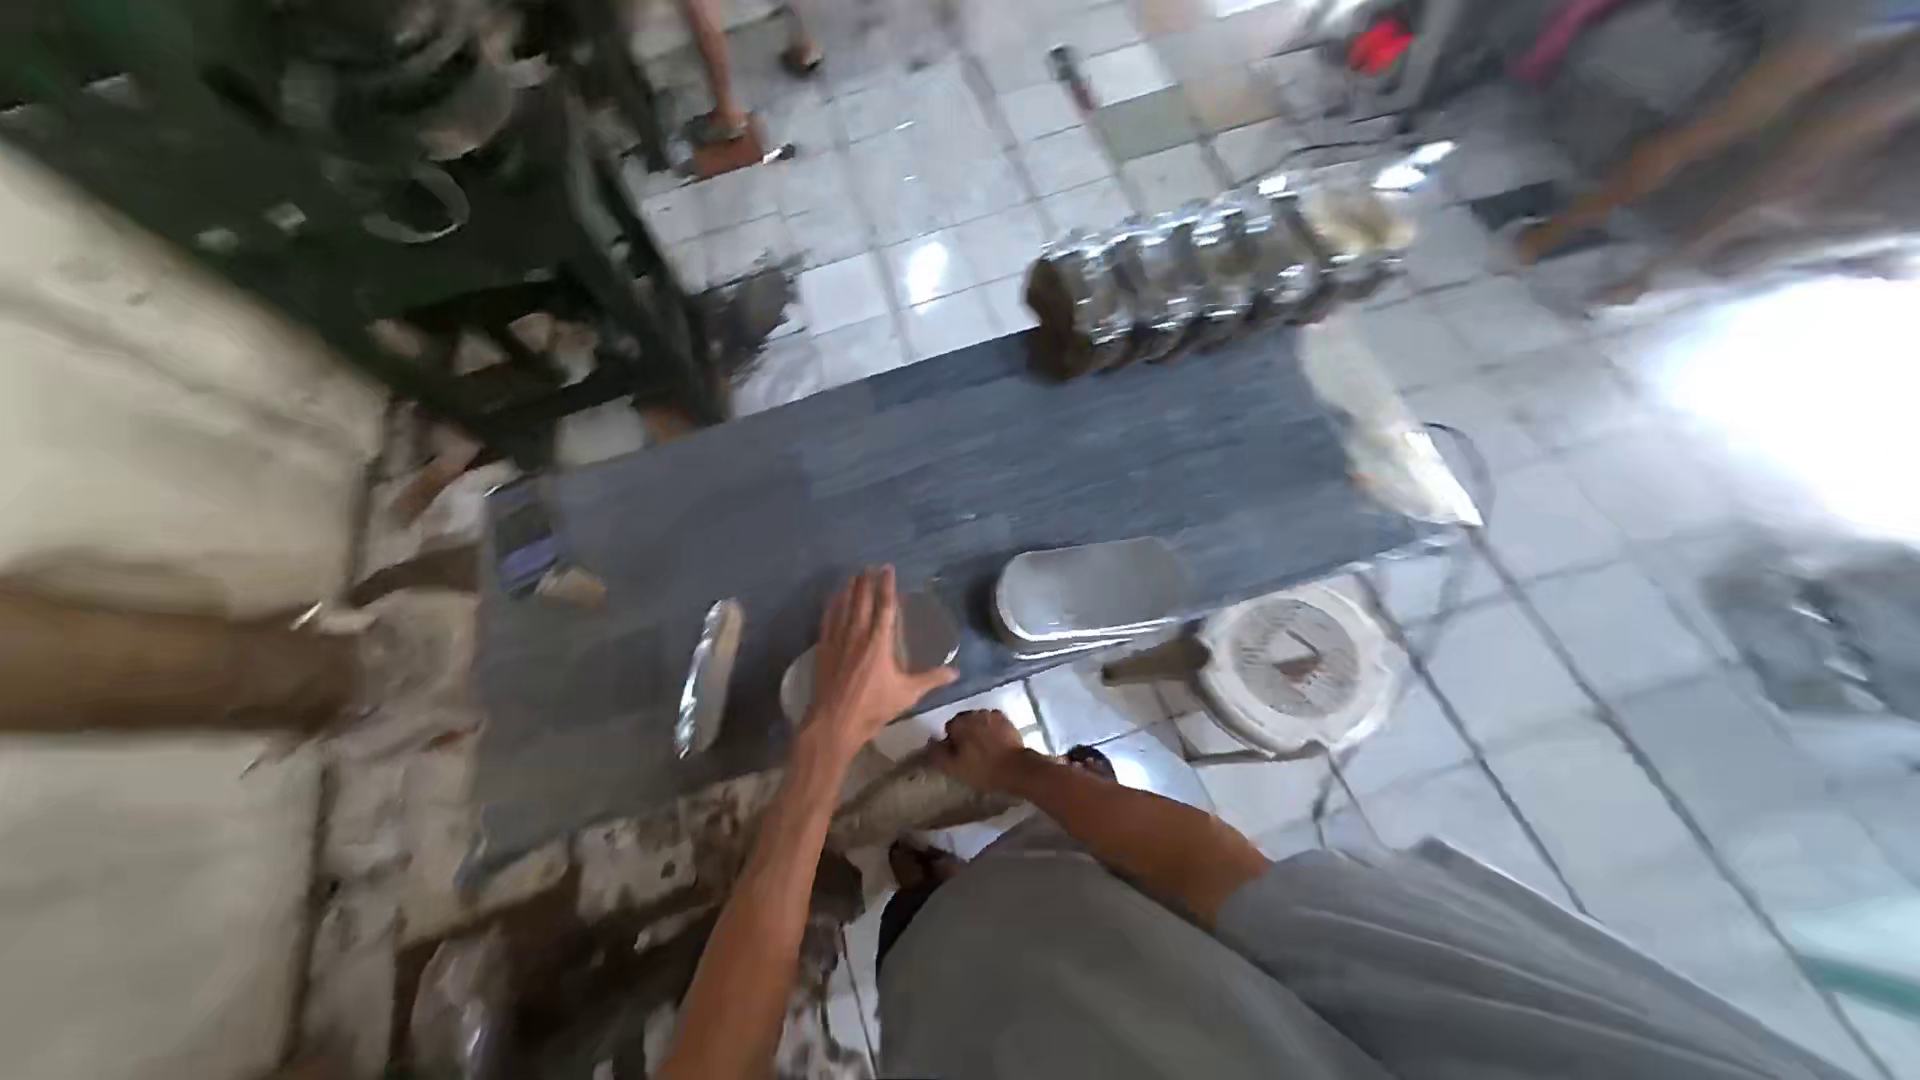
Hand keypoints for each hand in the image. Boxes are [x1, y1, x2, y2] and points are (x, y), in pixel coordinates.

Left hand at [805, 566, 956, 758]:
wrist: (834, 722)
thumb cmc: (873, 707)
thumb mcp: (907, 694)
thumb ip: (932, 679)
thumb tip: (956, 672)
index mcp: (880, 641)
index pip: (884, 605)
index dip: (886, 585)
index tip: (887, 568)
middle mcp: (858, 634)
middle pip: (862, 600)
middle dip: (866, 581)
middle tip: (869, 566)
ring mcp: (838, 640)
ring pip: (844, 606)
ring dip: (849, 589)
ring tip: (853, 576)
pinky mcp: (824, 648)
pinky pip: (828, 620)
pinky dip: (832, 606)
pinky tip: (833, 599)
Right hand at [935, 709, 1032, 792]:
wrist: (1016, 768)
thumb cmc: (982, 768)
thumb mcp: (954, 767)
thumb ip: (937, 753)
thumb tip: (929, 741)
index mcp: (960, 721)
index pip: (949, 728)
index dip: (952, 742)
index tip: (958, 756)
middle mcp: (975, 712)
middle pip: (965, 722)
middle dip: (965, 734)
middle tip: (971, 754)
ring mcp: (993, 714)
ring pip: (979, 721)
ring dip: (979, 731)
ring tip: (984, 750)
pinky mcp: (1007, 720)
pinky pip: (993, 723)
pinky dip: (992, 730)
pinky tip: (996, 744)